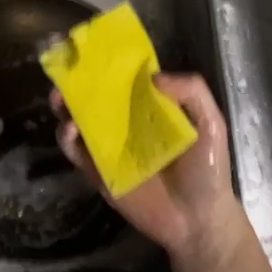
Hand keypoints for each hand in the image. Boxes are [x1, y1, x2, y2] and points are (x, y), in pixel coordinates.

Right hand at [52, 73, 250, 264]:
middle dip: (75, 81)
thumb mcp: (211, 124)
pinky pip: (75, 151)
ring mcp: (109, 145)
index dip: (106, 63)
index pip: (123, 77)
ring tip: (61, 99)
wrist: (199, 221)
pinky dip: (66, 138)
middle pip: (94, 95)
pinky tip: (71, 130)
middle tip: (65, 72)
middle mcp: (125, 120)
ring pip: (78, 119)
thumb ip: (192, 91)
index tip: (90, 50)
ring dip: (65, 106)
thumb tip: (152, 77)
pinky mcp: (97, 171)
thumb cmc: (208, 169)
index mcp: (149, 105)